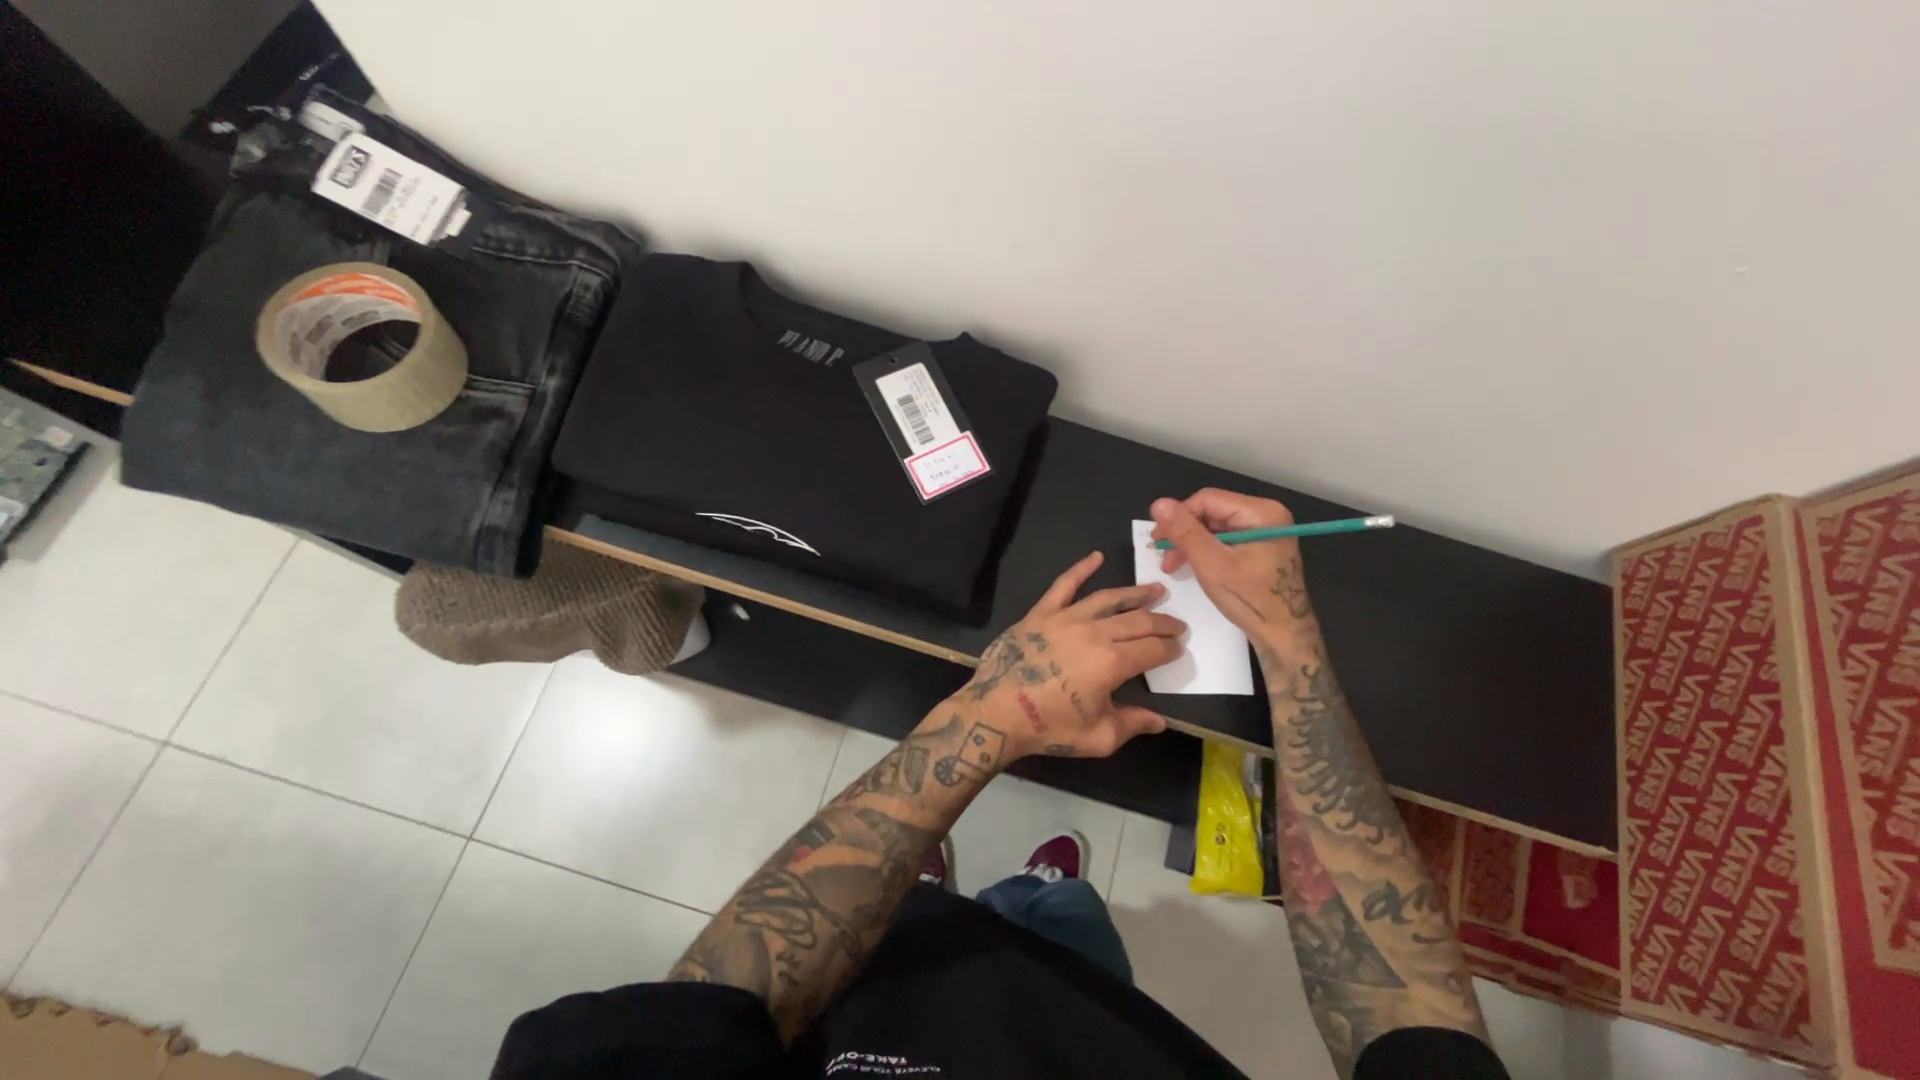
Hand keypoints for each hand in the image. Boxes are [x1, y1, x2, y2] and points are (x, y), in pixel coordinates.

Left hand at [956, 551, 1184, 761]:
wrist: (997, 713)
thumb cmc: (1049, 728)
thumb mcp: (1099, 737)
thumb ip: (1133, 724)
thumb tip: (1160, 721)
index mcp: (1113, 662)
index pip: (1153, 649)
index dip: (1170, 648)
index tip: (1179, 647)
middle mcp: (1094, 632)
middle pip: (1137, 620)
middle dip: (1162, 621)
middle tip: (1176, 623)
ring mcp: (1066, 618)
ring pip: (1108, 598)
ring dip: (1135, 593)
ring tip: (1154, 590)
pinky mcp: (1041, 613)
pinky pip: (1064, 584)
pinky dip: (1081, 568)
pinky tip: (1096, 557)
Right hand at [1149, 488, 1314, 636]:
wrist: (1283, 634)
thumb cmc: (1250, 600)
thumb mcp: (1212, 564)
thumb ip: (1185, 532)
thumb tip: (1158, 503)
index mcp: (1261, 512)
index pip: (1207, 500)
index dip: (1178, 517)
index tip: (1157, 543)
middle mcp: (1266, 514)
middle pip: (1211, 511)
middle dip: (1184, 533)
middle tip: (1164, 559)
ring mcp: (1264, 529)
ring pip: (1215, 525)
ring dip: (1192, 543)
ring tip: (1174, 565)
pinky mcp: (1260, 544)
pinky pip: (1225, 537)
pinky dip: (1206, 549)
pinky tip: (1193, 565)